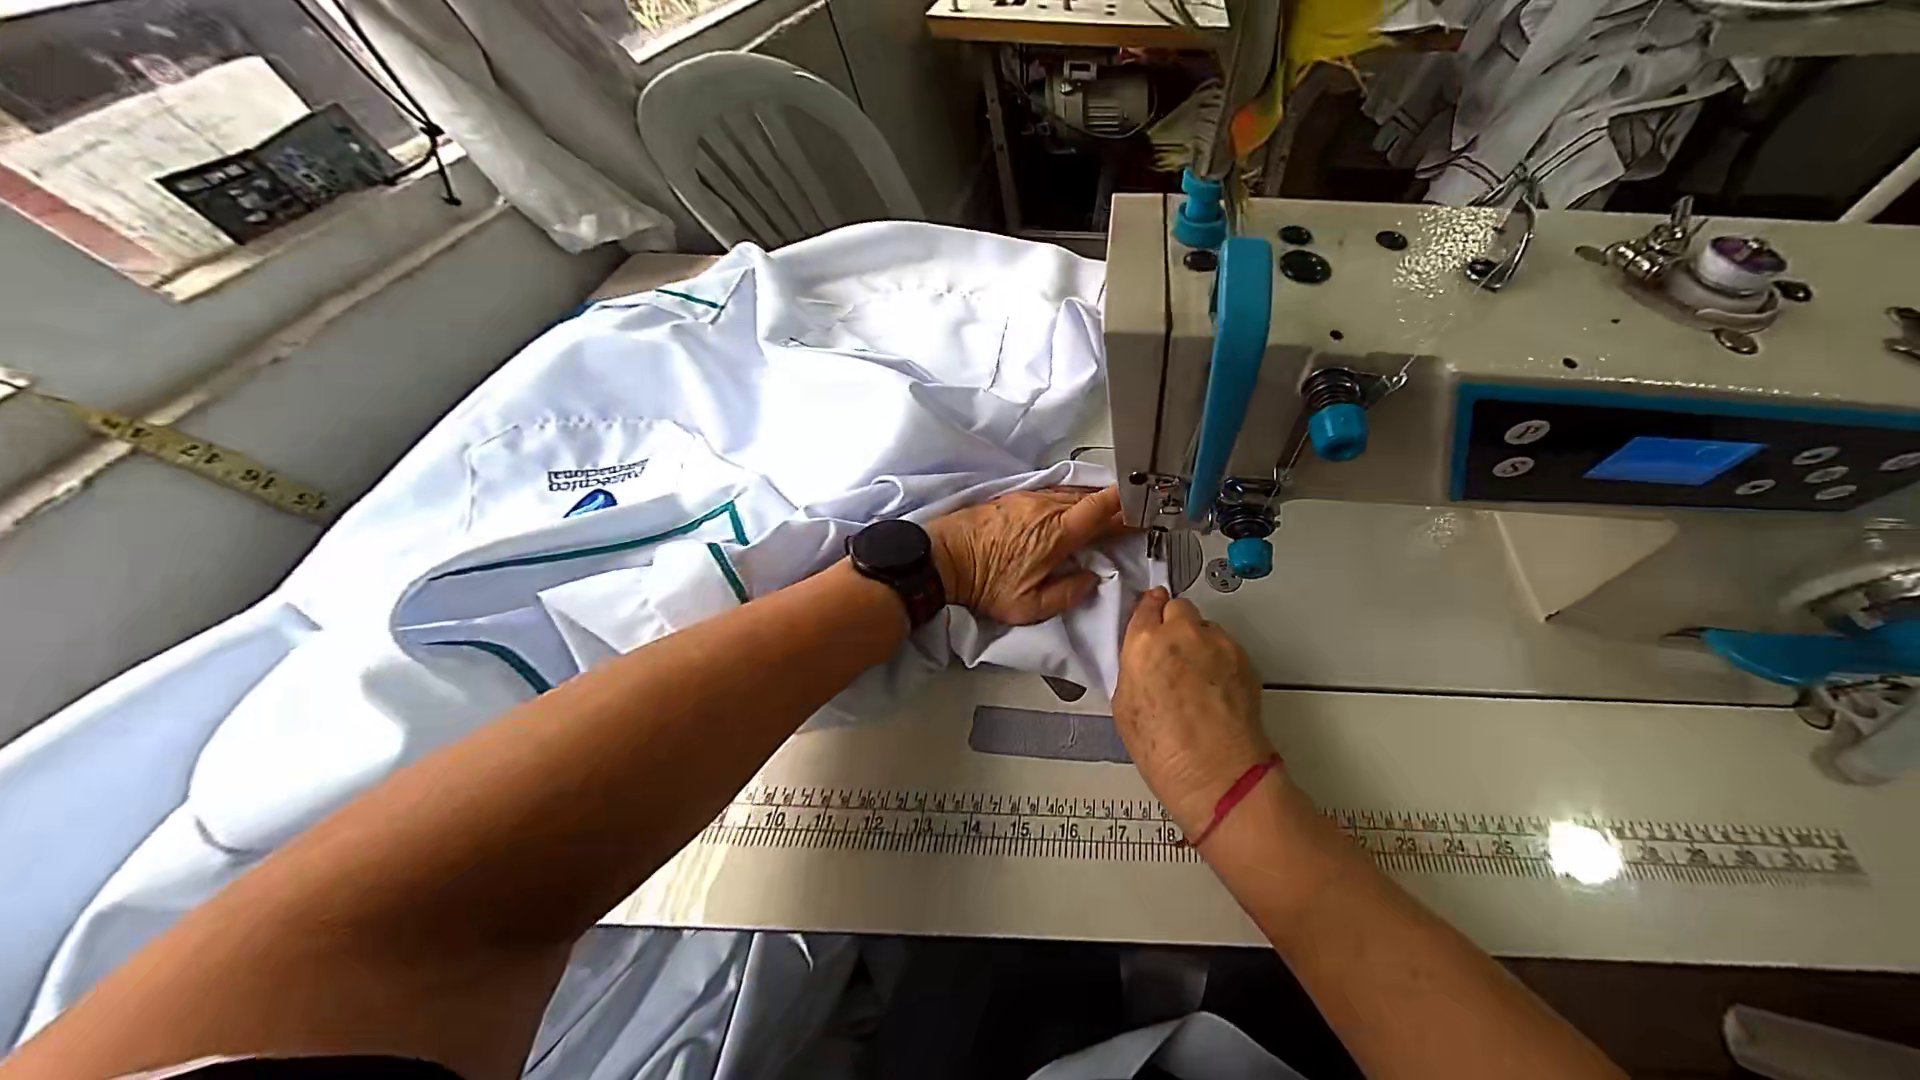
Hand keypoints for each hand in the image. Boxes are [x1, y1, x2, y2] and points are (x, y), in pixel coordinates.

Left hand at [927, 486, 1123, 625]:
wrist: (942, 558)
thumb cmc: (982, 583)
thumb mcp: (1029, 606)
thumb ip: (1067, 594)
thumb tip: (1090, 579)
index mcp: (1057, 532)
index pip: (1102, 507)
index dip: (1128, 504)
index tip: (1145, 507)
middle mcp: (1046, 507)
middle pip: (1092, 498)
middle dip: (1116, 506)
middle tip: (1132, 517)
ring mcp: (1029, 498)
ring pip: (1072, 493)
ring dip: (1093, 501)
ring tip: (1107, 514)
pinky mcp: (1014, 496)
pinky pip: (1053, 491)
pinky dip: (1071, 498)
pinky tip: (1072, 508)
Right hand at [1112, 587, 1274, 835]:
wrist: (1217, 773)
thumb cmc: (1167, 750)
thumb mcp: (1124, 705)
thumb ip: (1132, 667)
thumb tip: (1141, 659)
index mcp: (1144, 642)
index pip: (1146, 605)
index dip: (1147, 612)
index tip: (1149, 615)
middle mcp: (1182, 634)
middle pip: (1178, 606)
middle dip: (1174, 623)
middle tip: (1171, 650)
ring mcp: (1217, 644)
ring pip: (1205, 626)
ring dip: (1199, 640)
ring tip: (1196, 675)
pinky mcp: (1244, 658)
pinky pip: (1227, 645)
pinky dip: (1221, 658)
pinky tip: (1214, 686)